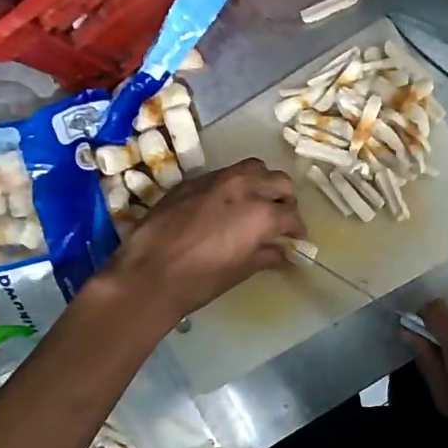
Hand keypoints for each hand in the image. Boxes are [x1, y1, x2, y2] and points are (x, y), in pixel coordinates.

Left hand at [102, 158, 306, 326]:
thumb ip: (268, 254)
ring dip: (263, 183)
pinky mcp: (193, 181)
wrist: (150, 273)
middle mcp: (244, 188)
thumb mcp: (242, 269)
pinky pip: (225, 173)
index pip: (292, 216)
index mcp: (262, 214)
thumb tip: (283, 253)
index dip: (298, 230)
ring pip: (254, 168)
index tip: (296, 239)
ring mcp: (217, 180)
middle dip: (286, 200)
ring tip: (258, 201)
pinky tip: (227, 204)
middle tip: (281, 218)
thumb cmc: (202, 279)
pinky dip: (236, 184)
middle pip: (280, 182)